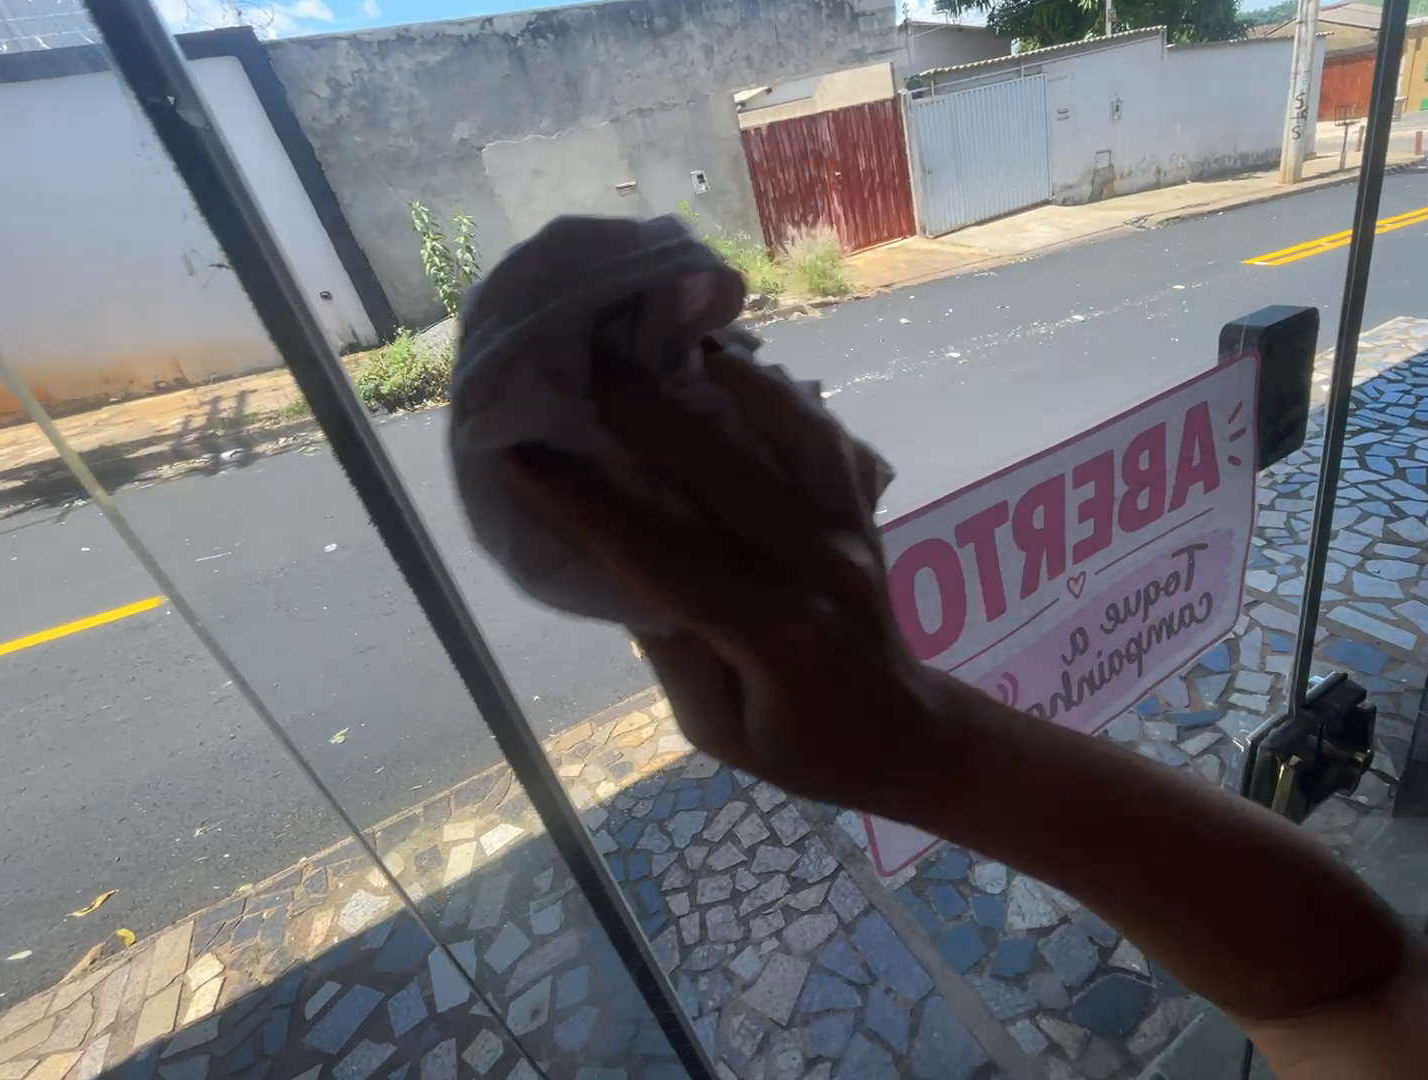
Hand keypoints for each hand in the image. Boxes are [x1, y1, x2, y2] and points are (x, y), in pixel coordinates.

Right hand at [507, 346, 949, 810]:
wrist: (905, 733)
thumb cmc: (804, 749)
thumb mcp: (717, 729)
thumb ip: (670, 647)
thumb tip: (619, 562)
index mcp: (778, 635)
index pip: (665, 559)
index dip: (588, 507)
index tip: (523, 456)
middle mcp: (821, 567)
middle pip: (726, 473)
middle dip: (647, 413)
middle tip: (586, 363)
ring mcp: (854, 532)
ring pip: (795, 433)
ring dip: (735, 379)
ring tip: (677, 342)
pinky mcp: (868, 516)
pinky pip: (828, 440)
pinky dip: (787, 398)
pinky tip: (748, 371)